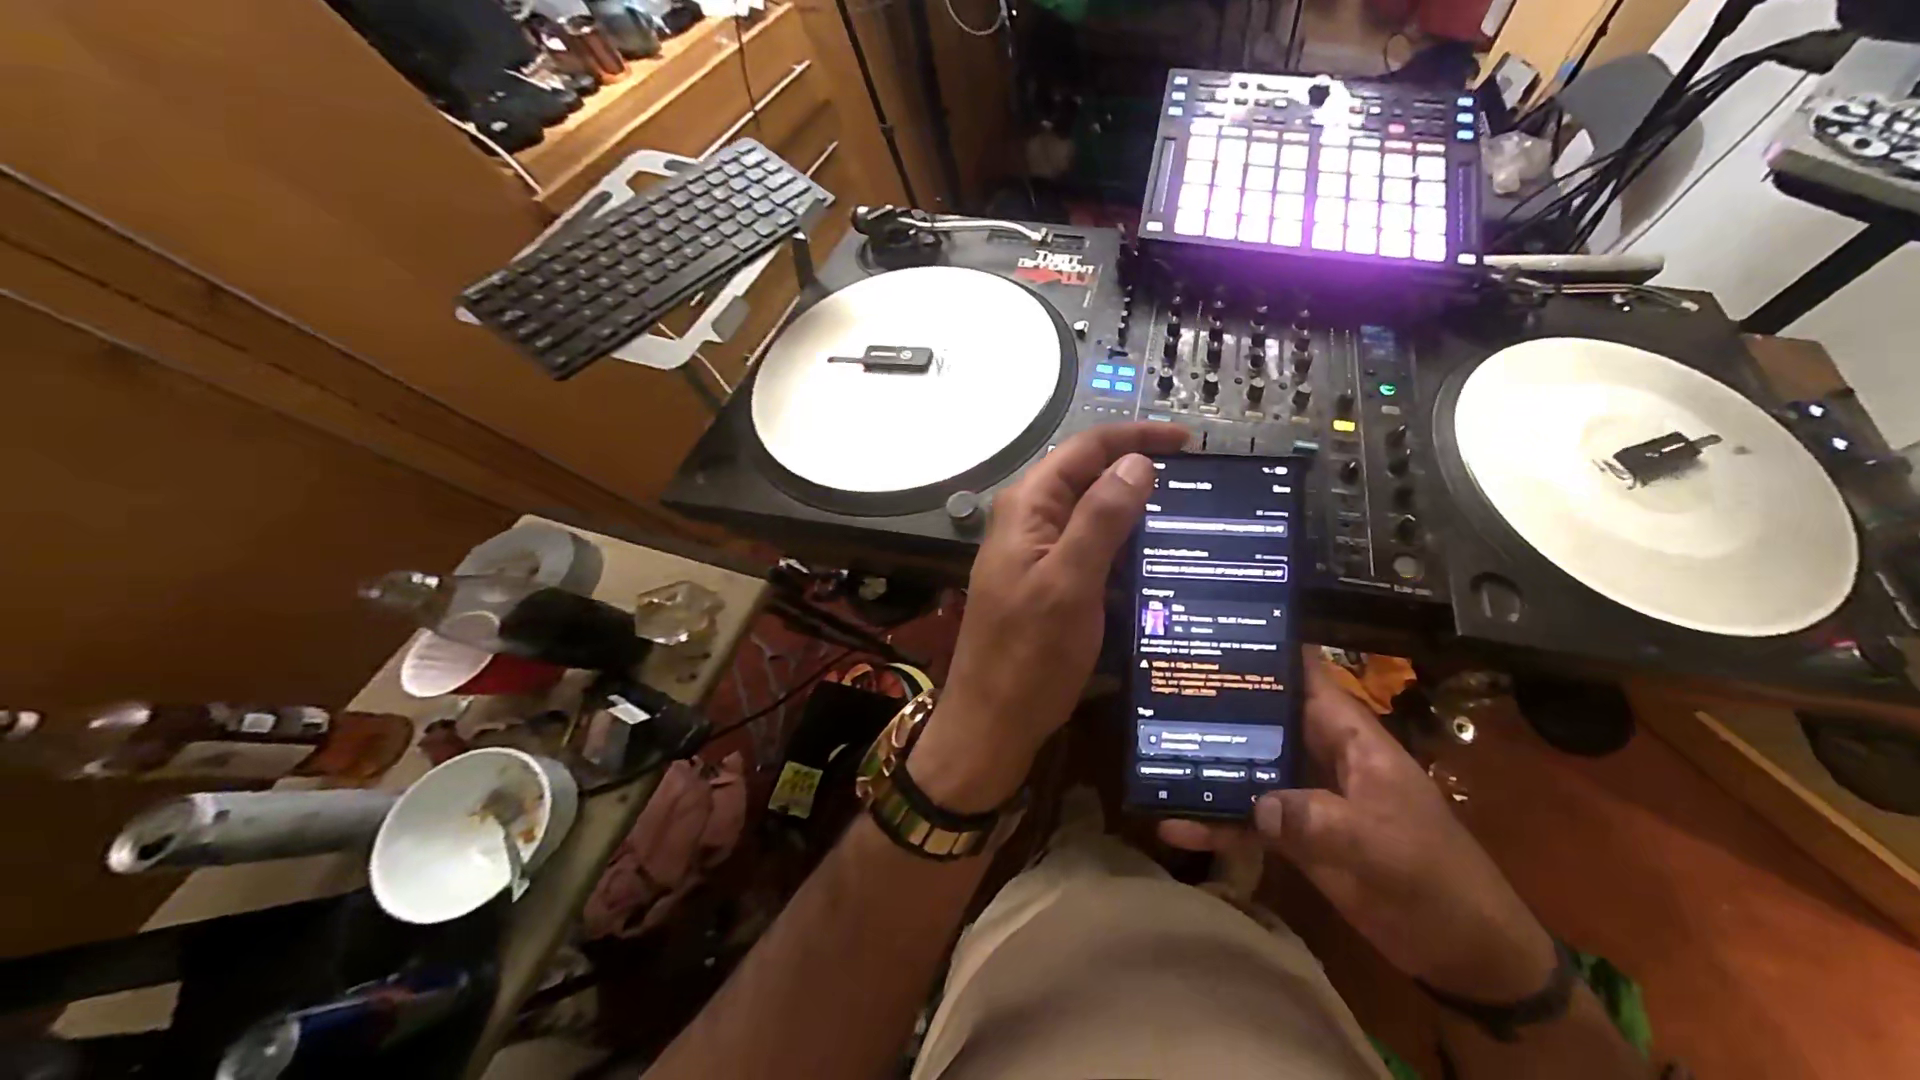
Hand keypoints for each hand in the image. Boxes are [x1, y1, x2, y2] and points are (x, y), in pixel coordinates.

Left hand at [911, 423, 1187, 810]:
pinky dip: (1123, 546)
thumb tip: (1137, 461)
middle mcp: (1028, 521)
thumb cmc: (1028, 657)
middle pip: (1088, 477)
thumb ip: (1100, 519)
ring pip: (1091, 515)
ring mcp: (1037, 554)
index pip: (1084, 449)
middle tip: (1197, 481)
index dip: (1135, 438)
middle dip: (1138, 471)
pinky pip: (1091, 550)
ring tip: (1189, 515)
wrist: (993, 723)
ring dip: (1134, 510)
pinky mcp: (1048, 584)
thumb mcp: (1070, 584)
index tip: (1189, 442)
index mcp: (1027, 507)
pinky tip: (1156, 558)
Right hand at [1160, 653, 1558, 1000]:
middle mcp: (1321, 757)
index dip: (1271, 651)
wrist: (1464, 953)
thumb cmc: (1437, 880)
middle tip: (1162, 685)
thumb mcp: (1384, 848)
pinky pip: (1246, 819)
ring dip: (1207, 764)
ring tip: (1152, 752)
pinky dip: (1216, 821)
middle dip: (1220, 702)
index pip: (1309, 680)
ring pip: (1248, 767)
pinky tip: (1176, 826)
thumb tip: (1256, 806)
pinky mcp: (1294, 835)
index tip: (1219, 629)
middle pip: (1265, 718)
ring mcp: (1306, 797)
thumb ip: (1320, 822)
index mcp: (1352, 741)